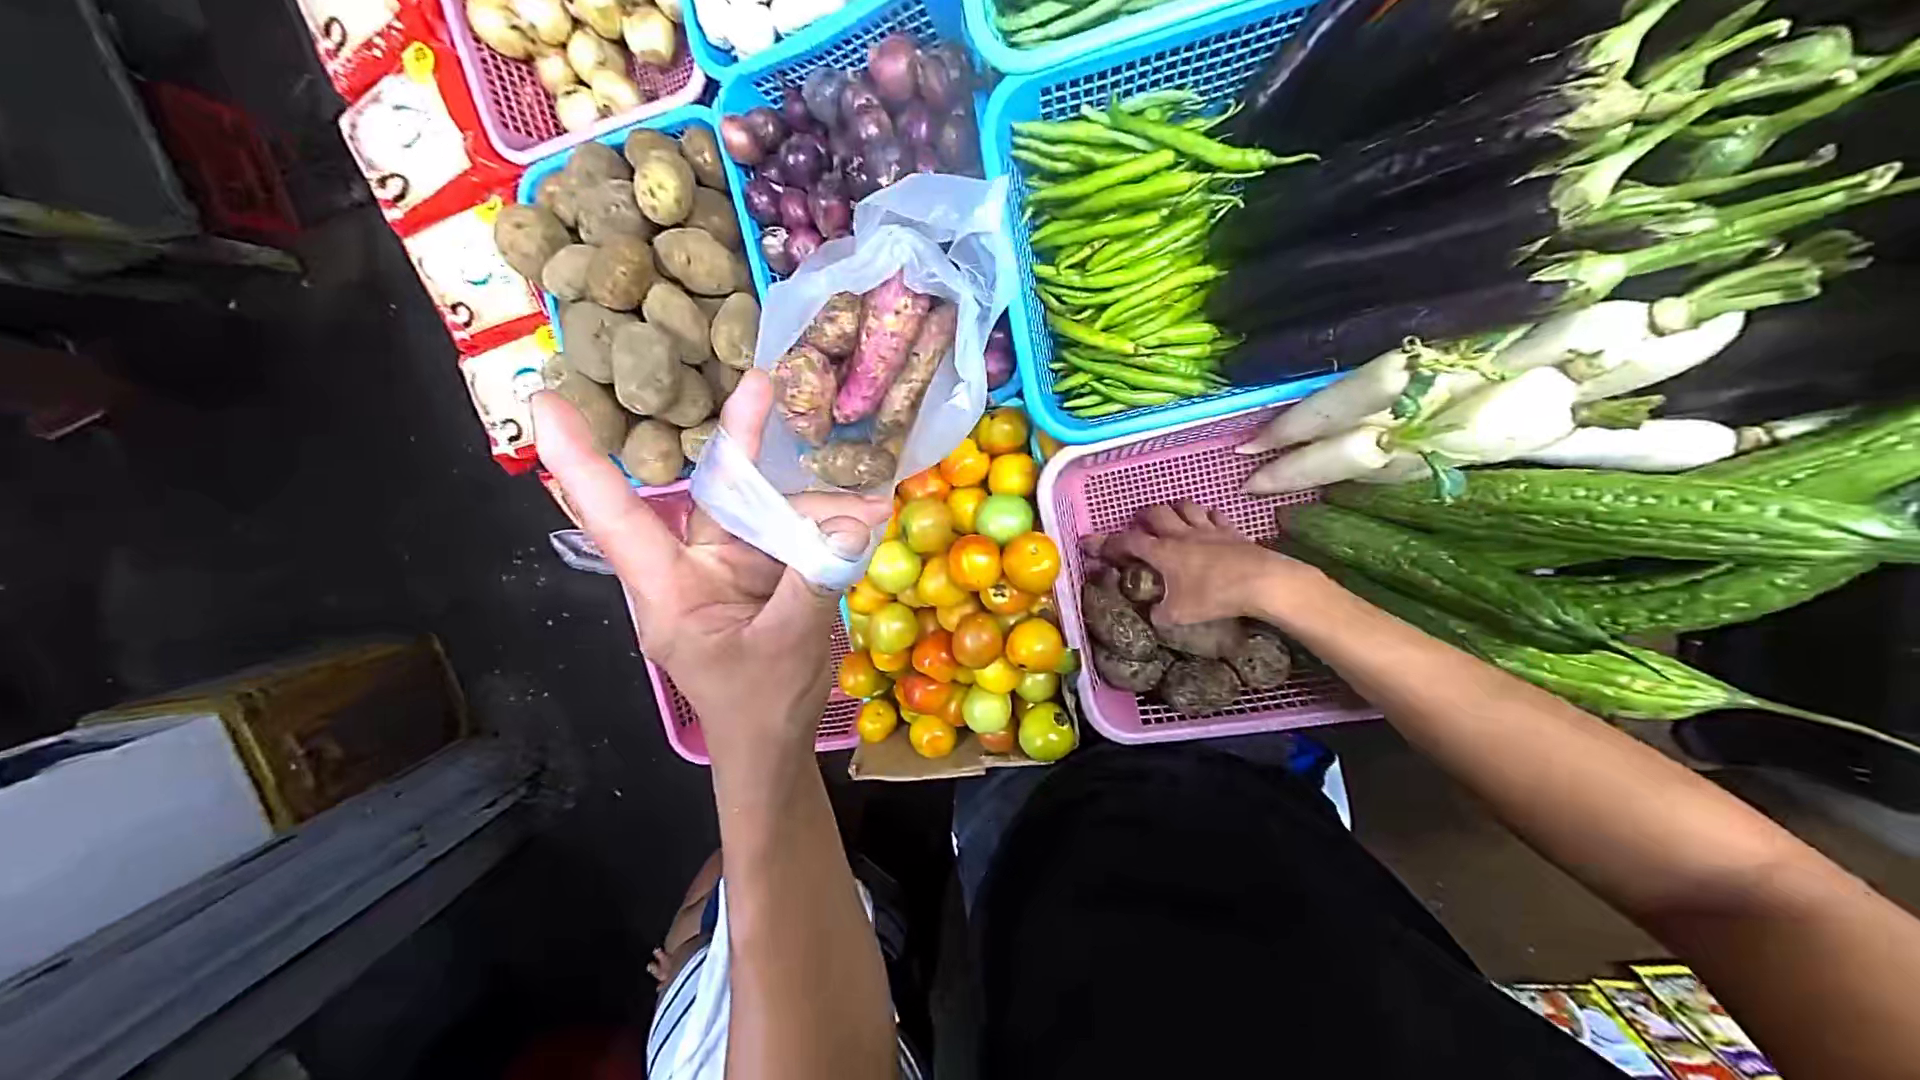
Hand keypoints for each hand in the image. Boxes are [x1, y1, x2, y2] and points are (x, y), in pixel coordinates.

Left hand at [533, 372, 889, 761]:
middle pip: (713, 493)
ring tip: (871, 504)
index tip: (545, 402)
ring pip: (765, 511)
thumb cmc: (761, 708)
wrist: (774, 745)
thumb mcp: (789, 644)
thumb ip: (815, 579)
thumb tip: (853, 520)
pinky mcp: (760, 572)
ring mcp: (729, 568)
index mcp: (671, 592)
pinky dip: (825, 525)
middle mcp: (692, 569)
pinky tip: (862, 517)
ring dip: (816, 505)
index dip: (581, 463)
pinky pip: (790, 533)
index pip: (616, 521)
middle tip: (763, 386)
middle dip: (741, 441)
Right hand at [1084, 501, 1308, 626]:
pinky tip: (1208, 523)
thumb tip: (1153, 615)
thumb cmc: (1213, 597)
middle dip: (1143, 517)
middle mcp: (1180, 534)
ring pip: (1185, 506)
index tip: (1097, 546)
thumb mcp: (1179, 615)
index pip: (1129, 540)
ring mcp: (1208, 529)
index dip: (1111, 542)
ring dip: (1175, 510)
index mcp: (1162, 552)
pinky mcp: (1232, 530)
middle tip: (1140, 525)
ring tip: (1172, 518)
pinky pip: (1215, 515)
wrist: (1261, 582)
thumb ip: (1160, 614)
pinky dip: (1207, 516)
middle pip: (1155, 513)